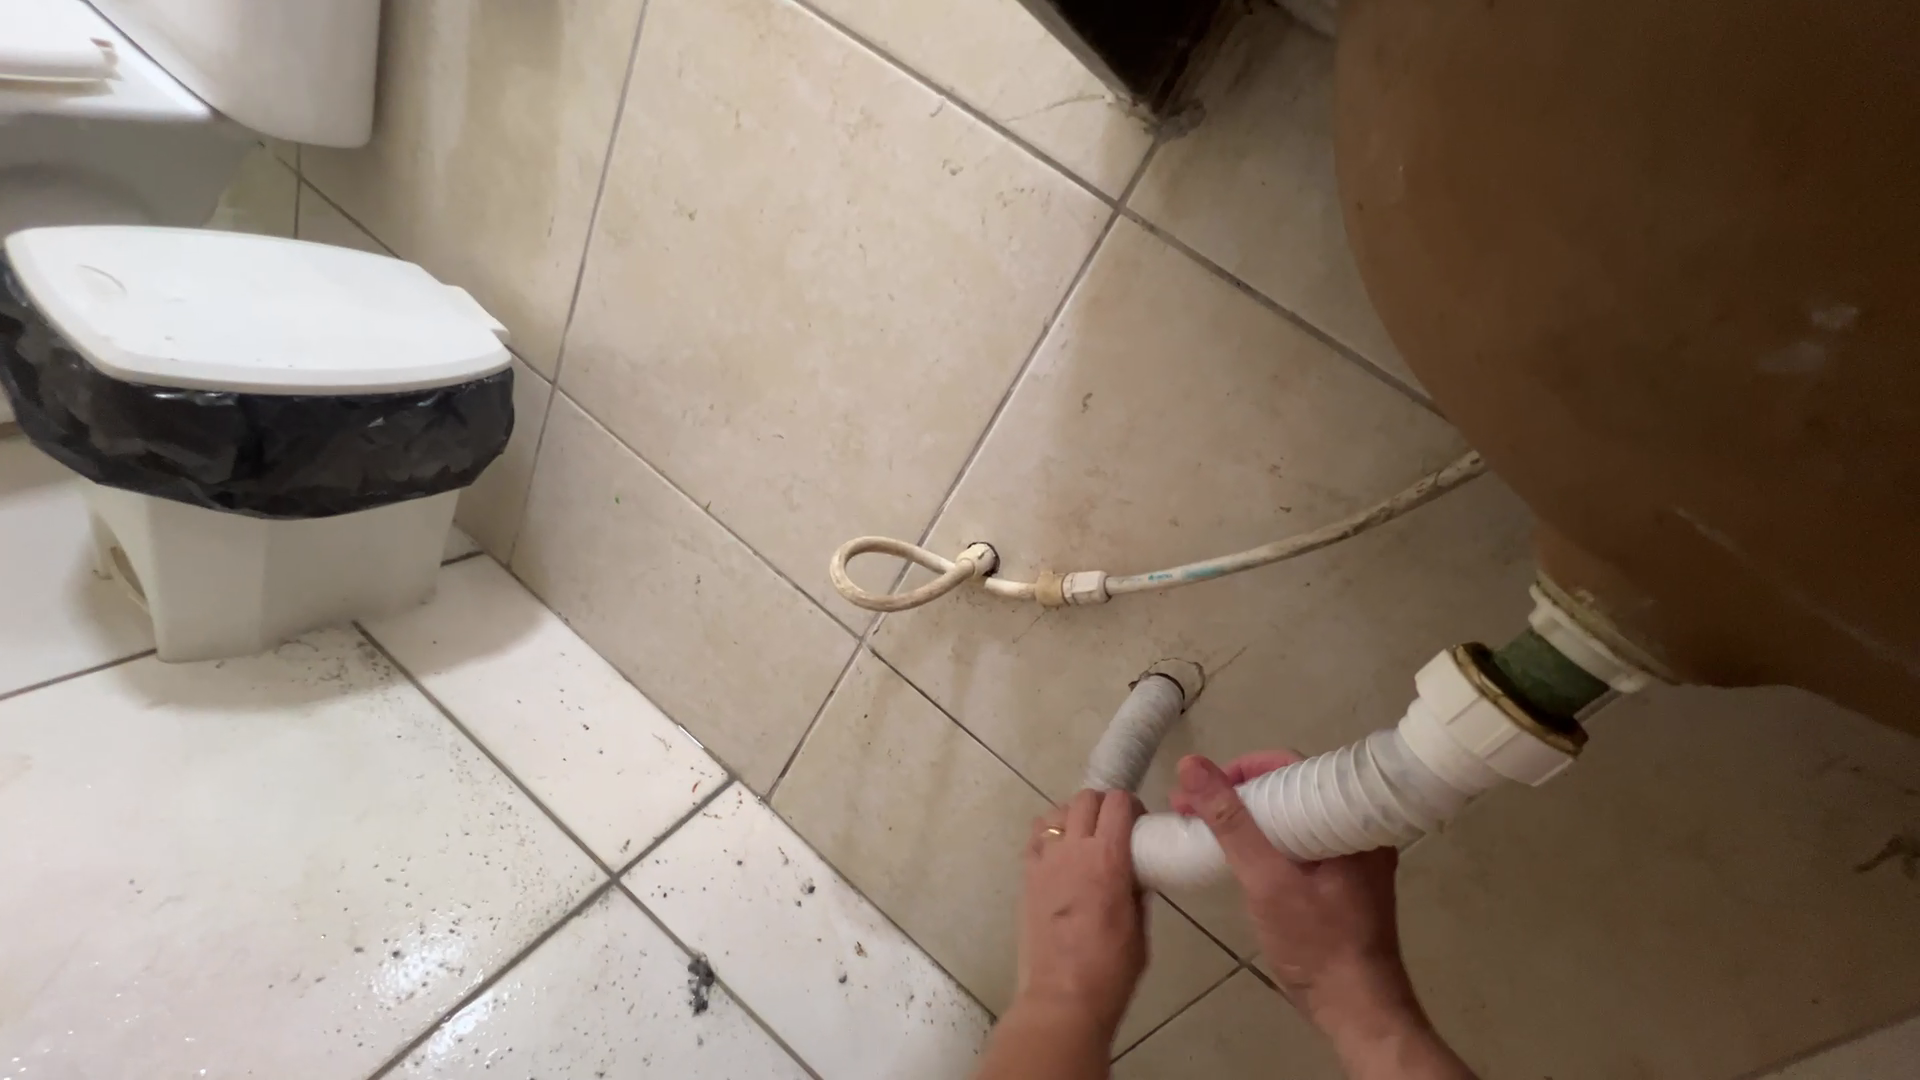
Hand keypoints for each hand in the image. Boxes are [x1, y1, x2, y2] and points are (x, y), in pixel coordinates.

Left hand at [1012, 789, 1147, 1042]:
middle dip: (1103, 803)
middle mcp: (1074, 849)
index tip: (1138, 819)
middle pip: (1085, 798)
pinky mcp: (1027, 873)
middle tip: (1114, 825)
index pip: (1116, 803)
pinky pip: (1037, 835)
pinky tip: (1060, 852)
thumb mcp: (1139, 930)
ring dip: (1074, 815)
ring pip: (1057, 811)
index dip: (1130, 803)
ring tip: (1085, 836)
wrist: (1062, 998)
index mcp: (1108, 859)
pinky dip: (1051, 833)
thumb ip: (1138, 892)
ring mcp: (1045, 859)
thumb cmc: (1110, 971)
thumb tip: (1137, 872)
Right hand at [1170, 753, 1418, 1037]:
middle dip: (1235, 792)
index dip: (1242, 769)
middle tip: (1193, 804)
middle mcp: (1353, 832)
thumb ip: (1230, 821)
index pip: (1291, 768)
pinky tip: (1233, 851)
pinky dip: (1261, 838)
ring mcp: (1348, 857)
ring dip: (1244, 815)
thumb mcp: (1266, 879)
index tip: (1203, 786)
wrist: (1357, 1016)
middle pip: (1287, 790)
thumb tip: (1192, 765)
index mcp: (1347, 822)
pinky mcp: (1338, 881)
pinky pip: (1295, 841)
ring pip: (1289, 816)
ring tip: (1203, 824)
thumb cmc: (1317, 944)